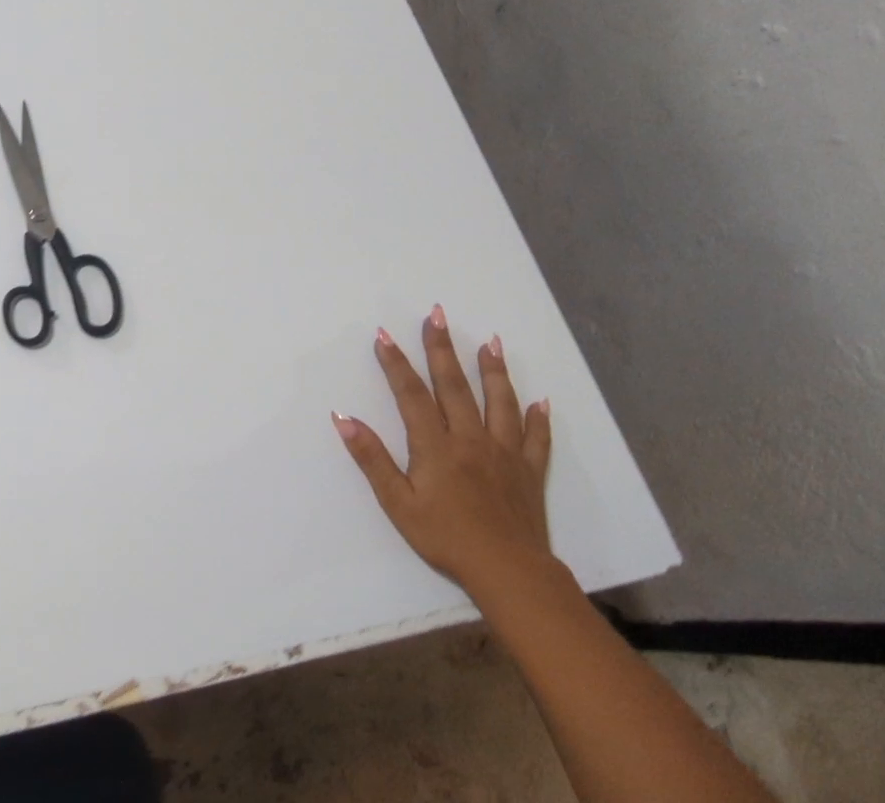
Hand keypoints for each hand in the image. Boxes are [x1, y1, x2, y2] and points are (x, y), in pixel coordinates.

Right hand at [332, 305, 553, 590]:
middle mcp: (471, 439)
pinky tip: (540, 401)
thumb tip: (343, 418)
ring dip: (493, 370)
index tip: (383, 335)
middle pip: (455, 386)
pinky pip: (536, 438)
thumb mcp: (396, 502)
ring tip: (490, 342)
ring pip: (500, 402)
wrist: (508, 570)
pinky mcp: (530, 472)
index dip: (396, 364)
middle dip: (442, 349)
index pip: (412, 395)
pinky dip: (538, 418)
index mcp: (436, 446)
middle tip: (437, 315)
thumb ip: (371, 458)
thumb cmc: (444, 537)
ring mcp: (505, 453)